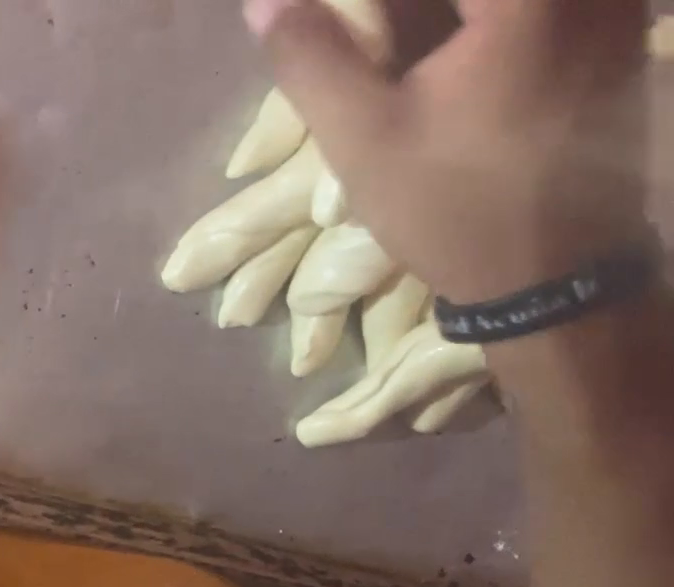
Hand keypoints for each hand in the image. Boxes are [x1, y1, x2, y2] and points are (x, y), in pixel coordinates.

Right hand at [245, 0, 650, 303]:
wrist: (549, 267)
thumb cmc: (446, 202)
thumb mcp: (359, 136)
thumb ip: (312, 58)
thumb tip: (264, 3)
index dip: (359, 5)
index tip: (321, 26)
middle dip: (392, 17)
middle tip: (353, 49)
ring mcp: (611, 9)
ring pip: (478, 10)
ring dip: (427, 27)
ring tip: (386, 71)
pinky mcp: (615, 33)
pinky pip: (523, 18)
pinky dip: (465, 36)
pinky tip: (434, 78)